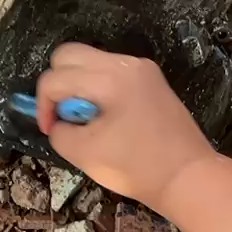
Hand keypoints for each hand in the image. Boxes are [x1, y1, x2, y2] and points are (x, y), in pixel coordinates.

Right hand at [35, 43, 217, 212]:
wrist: (188, 177)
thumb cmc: (136, 168)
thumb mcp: (84, 154)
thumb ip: (59, 131)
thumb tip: (58, 121)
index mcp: (110, 79)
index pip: (55, 78)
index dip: (43, 105)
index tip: (51, 130)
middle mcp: (126, 64)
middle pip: (69, 55)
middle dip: (57, 85)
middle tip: (65, 116)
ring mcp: (141, 69)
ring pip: (90, 61)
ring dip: (78, 86)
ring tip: (88, 120)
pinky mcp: (151, 79)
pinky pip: (110, 72)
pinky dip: (97, 88)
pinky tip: (107, 118)